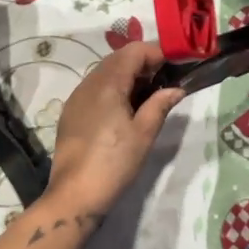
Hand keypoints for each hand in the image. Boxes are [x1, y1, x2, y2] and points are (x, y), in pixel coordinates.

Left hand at [46, 42, 184, 214]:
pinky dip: (112, 88)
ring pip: (105, 71)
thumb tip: (177, 89)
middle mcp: (89, 83)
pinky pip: (94, 87)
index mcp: (108, 83)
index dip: (156, 53)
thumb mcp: (144, 133)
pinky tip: (123, 109)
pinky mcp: (70, 112)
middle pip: (118, 58)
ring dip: (127, 75)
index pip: (134, 51)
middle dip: (143, 63)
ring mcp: (76, 97)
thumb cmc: (114, 162)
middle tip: (164, 80)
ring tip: (146, 96)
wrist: (74, 197)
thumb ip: (160, 104)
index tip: (175, 65)